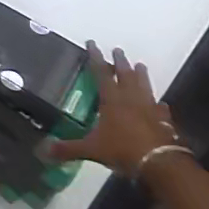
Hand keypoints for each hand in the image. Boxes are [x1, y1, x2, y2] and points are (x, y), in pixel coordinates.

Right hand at [41, 43, 181, 178]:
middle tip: (118, 50)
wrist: (161, 164)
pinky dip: (158, 103)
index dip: (96, 58)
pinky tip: (160, 103)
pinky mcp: (164, 123)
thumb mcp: (90, 149)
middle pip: (126, 76)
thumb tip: (44, 150)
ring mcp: (150, 111)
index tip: (92, 44)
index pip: (101, 74)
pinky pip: (160, 109)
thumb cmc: (122, 149)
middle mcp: (132, 101)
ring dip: (141, 76)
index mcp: (112, 101)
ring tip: (140, 66)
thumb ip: (68, 148)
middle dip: (120, 62)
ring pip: (145, 87)